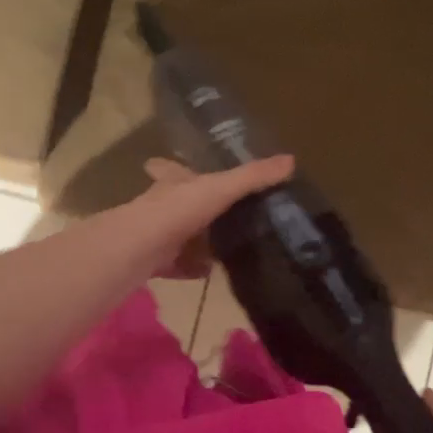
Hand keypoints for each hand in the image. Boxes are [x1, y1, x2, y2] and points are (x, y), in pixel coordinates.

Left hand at [130, 156, 293, 279]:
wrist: (141, 247)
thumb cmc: (178, 208)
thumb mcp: (221, 187)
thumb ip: (253, 177)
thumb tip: (290, 160)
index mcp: (174, 183)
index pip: (174, 170)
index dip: (176, 168)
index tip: (181, 167)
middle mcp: (162, 206)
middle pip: (179, 204)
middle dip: (194, 209)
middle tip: (218, 215)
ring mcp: (157, 235)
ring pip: (180, 236)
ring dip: (196, 241)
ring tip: (222, 245)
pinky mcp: (156, 262)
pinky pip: (179, 265)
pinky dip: (192, 268)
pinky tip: (209, 272)